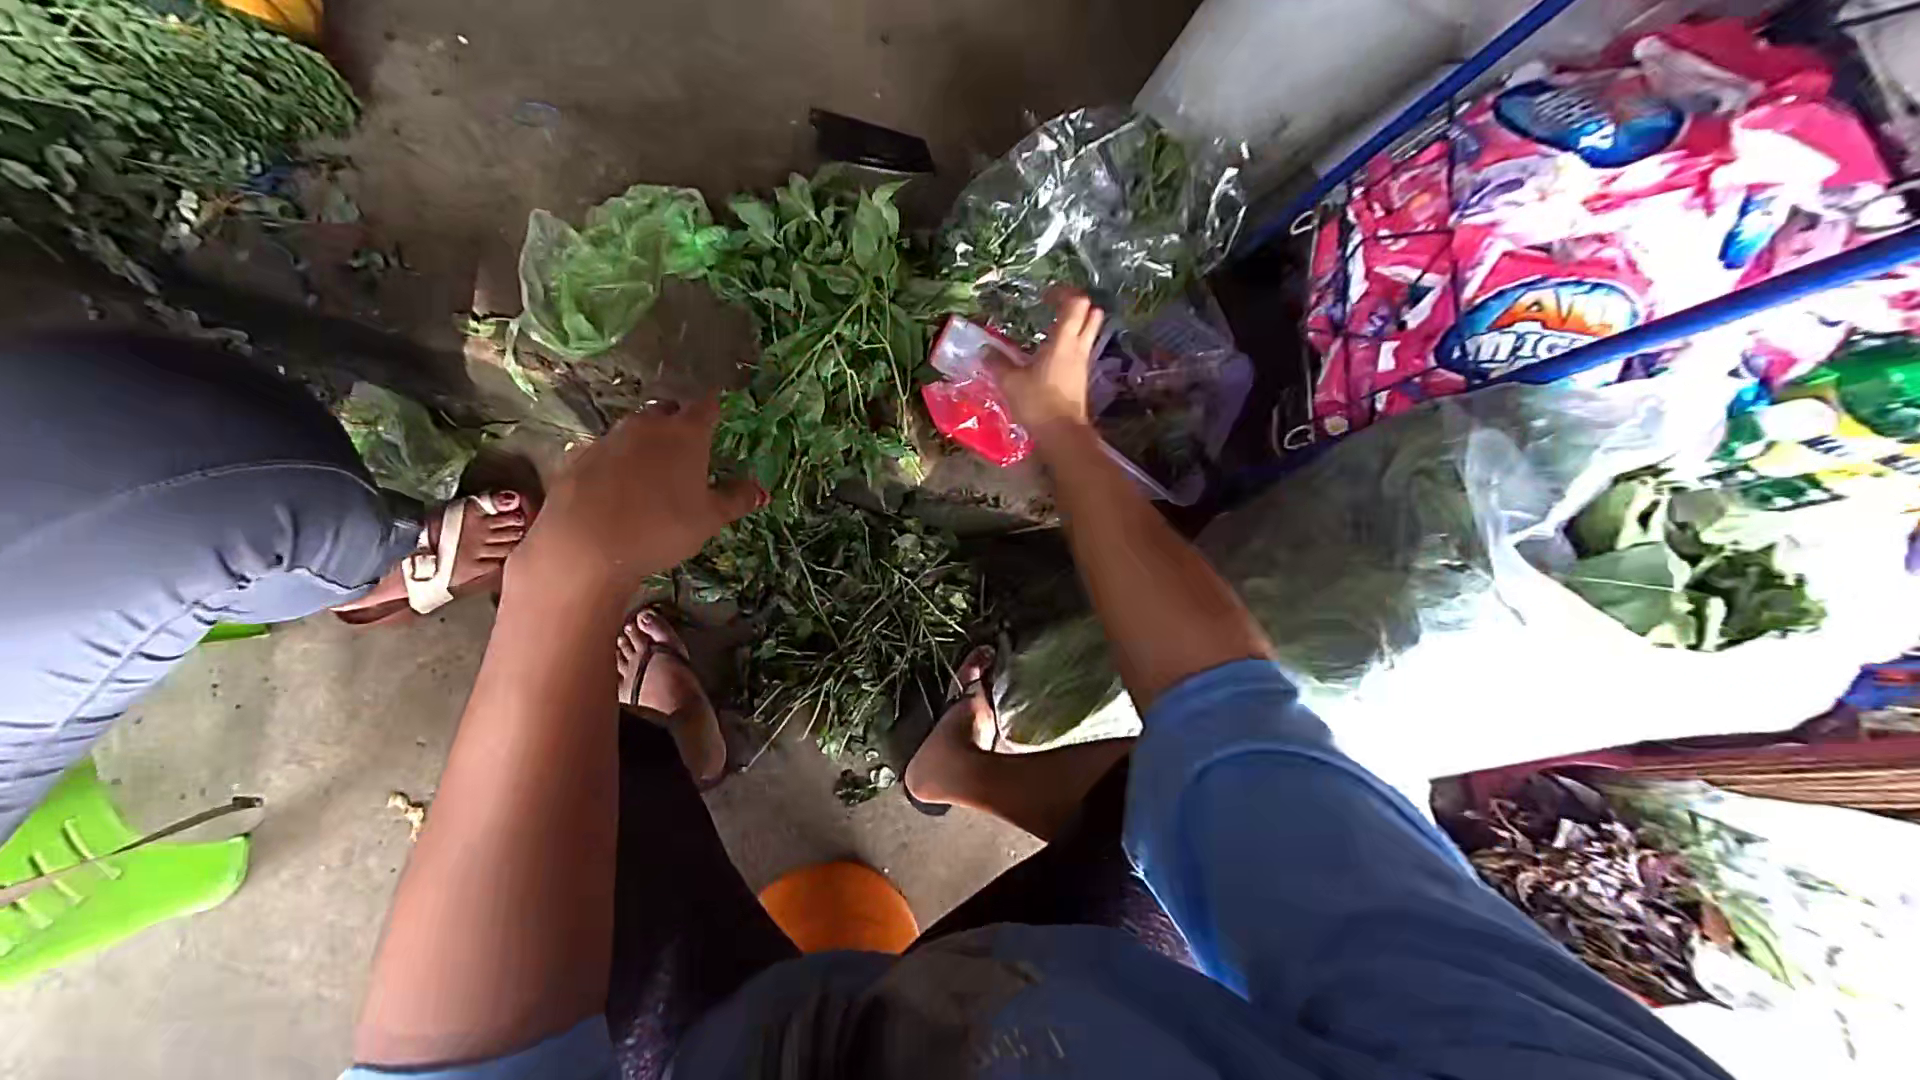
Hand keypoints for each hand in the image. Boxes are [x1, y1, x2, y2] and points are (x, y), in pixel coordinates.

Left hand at [509, 396, 763, 598]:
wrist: (587, 547)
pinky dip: (617, 464)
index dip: (714, 408)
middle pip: (666, 413)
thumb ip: (736, 499)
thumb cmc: (663, 528)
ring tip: (654, 473)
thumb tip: (759, 489)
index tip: (719, 413)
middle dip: (678, 423)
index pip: (706, 406)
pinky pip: (606, 453)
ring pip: (634, 431)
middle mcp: (646, 426)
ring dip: (646, 444)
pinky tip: (618, 490)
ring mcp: (608, 440)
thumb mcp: (710, 519)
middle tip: (689, 448)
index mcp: (685, 434)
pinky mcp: (578, 459)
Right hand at [983, 289, 1104, 432]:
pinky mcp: (1081, 381)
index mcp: (1063, 342)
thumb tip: (985, 350)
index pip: (1076, 304)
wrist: (1062, 435)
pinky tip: (1050, 359)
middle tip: (1057, 308)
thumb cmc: (1038, 403)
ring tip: (1051, 332)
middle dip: (1078, 307)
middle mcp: (1078, 349)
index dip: (1064, 293)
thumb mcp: (1010, 382)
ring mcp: (1083, 365)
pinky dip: (1069, 349)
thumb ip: (998, 362)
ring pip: (1088, 335)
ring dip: (1075, 328)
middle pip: (1092, 315)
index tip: (1047, 295)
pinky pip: (1080, 355)